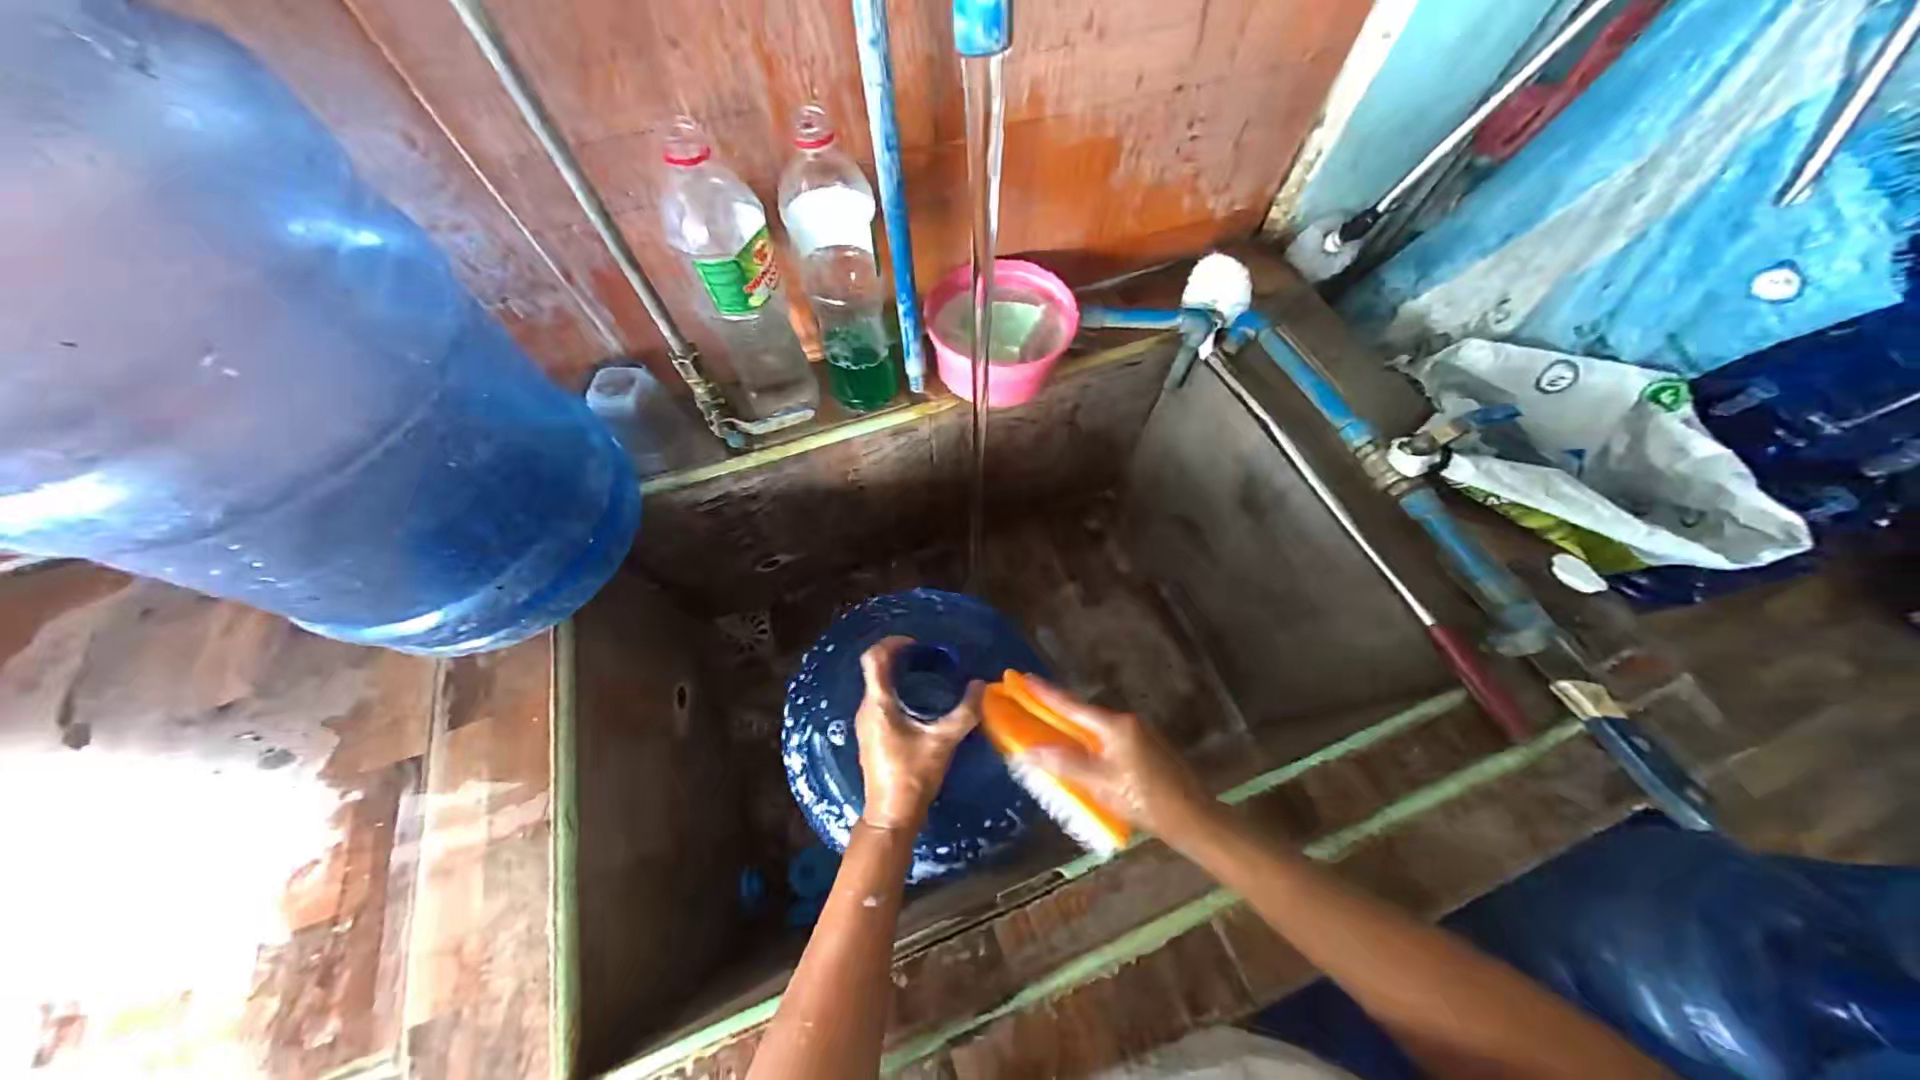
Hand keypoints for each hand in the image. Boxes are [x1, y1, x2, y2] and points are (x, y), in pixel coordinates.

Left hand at [855, 637, 980, 831]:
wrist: (891, 814)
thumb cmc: (913, 775)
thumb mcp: (944, 741)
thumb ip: (965, 712)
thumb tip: (979, 685)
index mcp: (878, 703)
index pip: (873, 658)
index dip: (891, 643)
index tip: (916, 643)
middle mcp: (867, 708)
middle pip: (875, 669)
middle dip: (899, 657)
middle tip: (928, 656)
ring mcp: (866, 722)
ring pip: (877, 685)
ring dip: (898, 674)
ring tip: (927, 675)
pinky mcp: (871, 734)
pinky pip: (880, 700)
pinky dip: (896, 691)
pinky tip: (919, 702)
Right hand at [1016, 675, 1215, 840]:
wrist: (1193, 818)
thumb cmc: (1146, 801)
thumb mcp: (1100, 784)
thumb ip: (1065, 765)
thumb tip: (1029, 752)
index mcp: (1115, 726)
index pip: (1072, 706)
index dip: (1046, 693)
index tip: (1025, 678)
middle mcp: (1128, 722)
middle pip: (1085, 713)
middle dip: (1058, 708)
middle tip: (1033, 701)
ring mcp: (1140, 733)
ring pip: (1098, 726)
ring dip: (1075, 726)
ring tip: (1052, 726)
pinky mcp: (1147, 747)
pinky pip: (1109, 736)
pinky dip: (1091, 738)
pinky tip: (1083, 750)